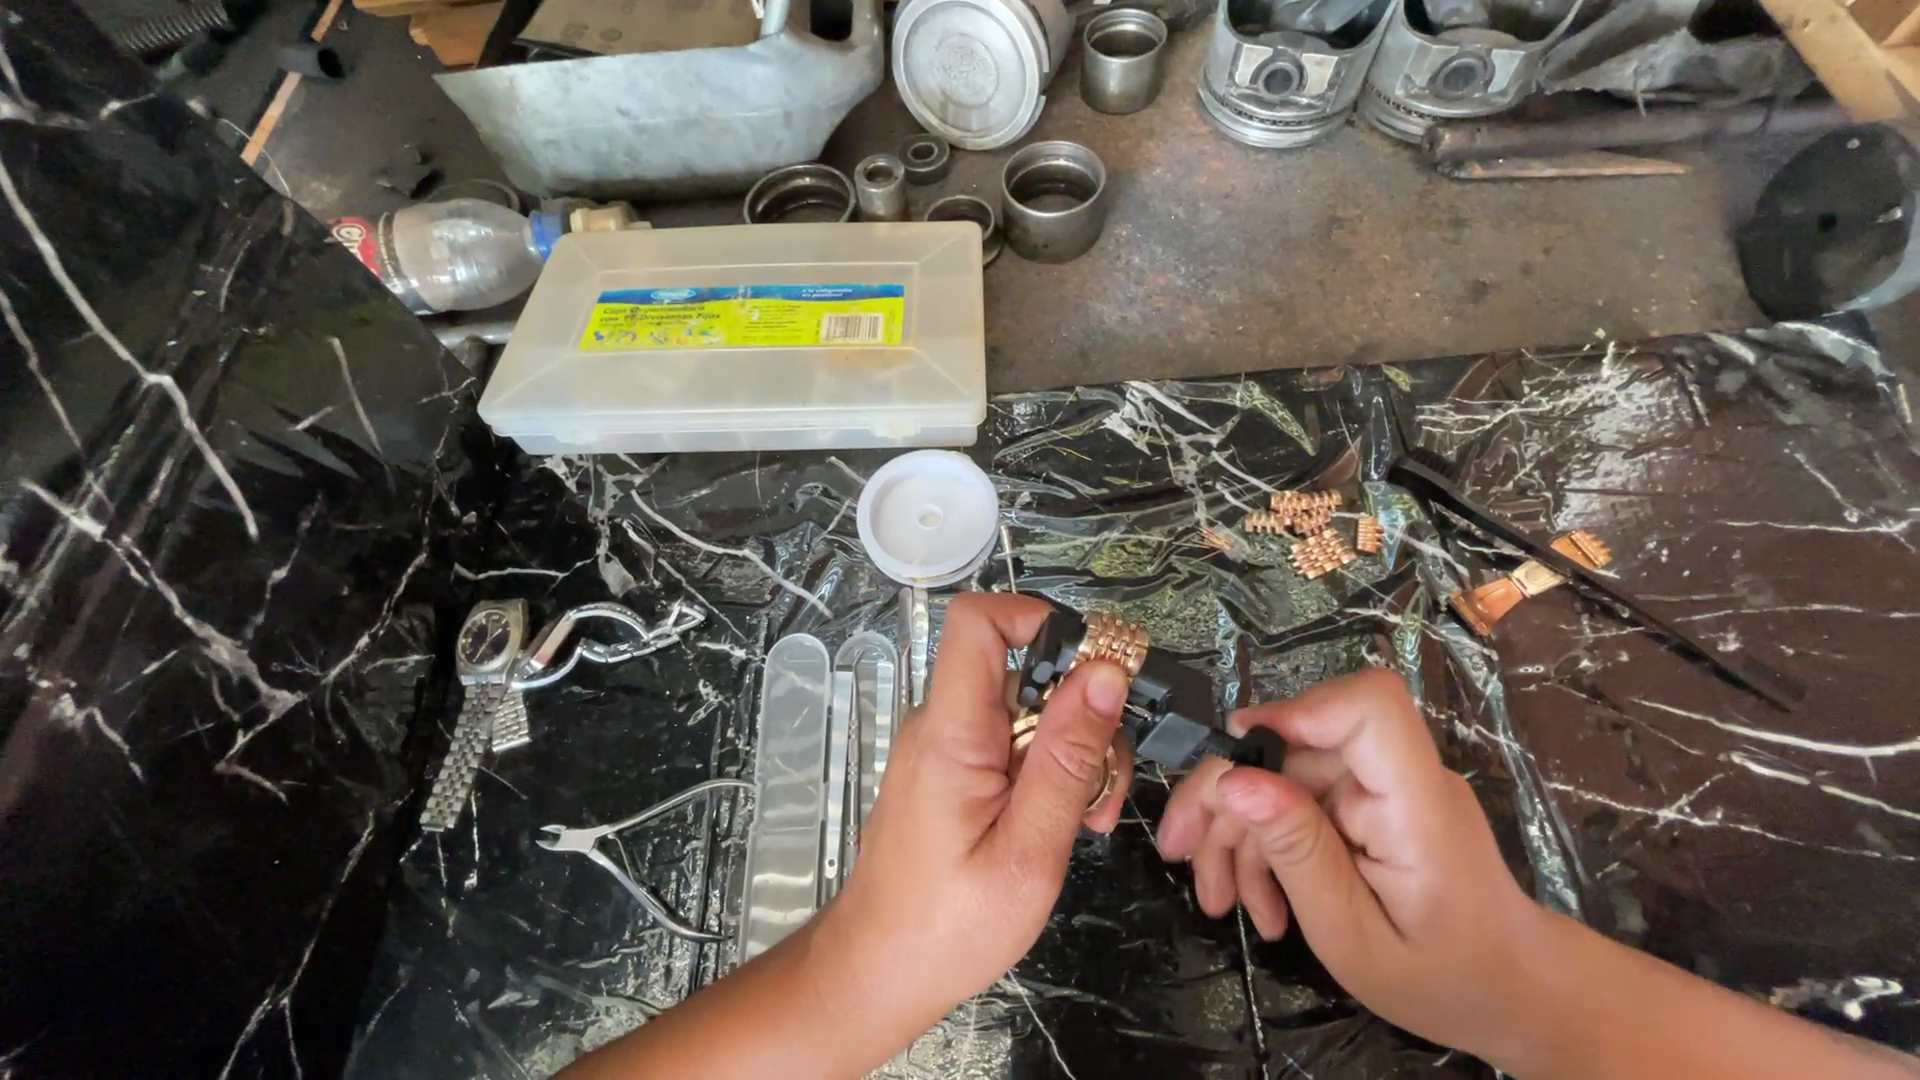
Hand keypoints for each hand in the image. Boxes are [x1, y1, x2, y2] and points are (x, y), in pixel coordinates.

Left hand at [810, 594, 1134, 1033]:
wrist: (879, 972)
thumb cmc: (950, 925)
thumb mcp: (1029, 849)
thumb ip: (1068, 759)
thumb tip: (1106, 672)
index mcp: (951, 730)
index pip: (975, 621)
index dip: (1034, 617)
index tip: (1095, 664)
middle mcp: (943, 723)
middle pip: (1021, 672)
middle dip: (1080, 713)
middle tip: (1107, 784)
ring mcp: (947, 747)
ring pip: (1026, 711)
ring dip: (1071, 752)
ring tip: (1090, 818)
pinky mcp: (954, 772)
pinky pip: (1010, 744)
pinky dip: (1046, 771)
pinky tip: (1064, 822)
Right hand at [1156, 667, 1549, 1061]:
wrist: (1513, 994)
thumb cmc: (1446, 980)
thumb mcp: (1353, 936)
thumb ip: (1296, 852)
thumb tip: (1233, 779)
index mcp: (1416, 806)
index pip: (1369, 707)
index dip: (1297, 710)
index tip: (1237, 754)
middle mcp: (1397, 776)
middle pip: (1291, 744)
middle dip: (1223, 794)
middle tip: (1178, 851)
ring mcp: (1378, 785)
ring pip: (1279, 774)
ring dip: (1234, 832)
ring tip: (1219, 899)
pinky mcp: (1362, 801)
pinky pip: (1294, 801)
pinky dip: (1263, 846)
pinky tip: (1256, 899)